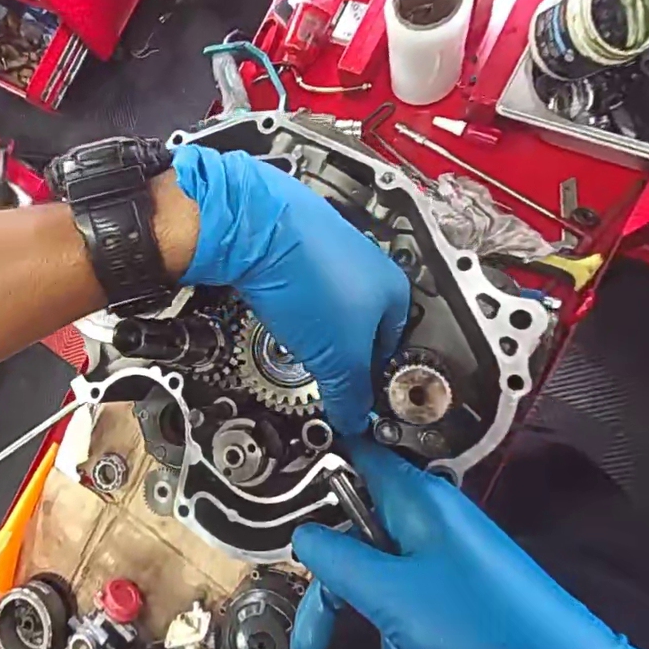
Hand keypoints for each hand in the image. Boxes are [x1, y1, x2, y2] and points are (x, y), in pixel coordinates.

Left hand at [171, 145, 409, 434]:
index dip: (371, 378)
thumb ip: (351, 394)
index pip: (392, 350)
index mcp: (393, 291)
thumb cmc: (306, 274)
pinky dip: (294, 306)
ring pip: (330, 308)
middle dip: (341, 354)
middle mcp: (370, 267)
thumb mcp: (338, 355)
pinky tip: (280, 311)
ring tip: (298, 341)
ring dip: (316, 330)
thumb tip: (354, 422)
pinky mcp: (301, 247)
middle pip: (360, 329)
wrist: (255, 226)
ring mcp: (335, 253)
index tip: (354, 396)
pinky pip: (303, 288)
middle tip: (323, 371)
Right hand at [289, 437, 648, 648]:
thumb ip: (341, 562)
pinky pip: (414, 612)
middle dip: (342, 595)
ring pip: (384, 584)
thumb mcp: (397, 600)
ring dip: (388, 634)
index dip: (317, 472)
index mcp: (421, 499)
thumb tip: (302, 534)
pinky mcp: (460, 595)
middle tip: (313, 645)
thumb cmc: (483, 634)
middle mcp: (434, 519)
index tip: (277, 502)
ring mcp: (448, 558)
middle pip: (361, 535)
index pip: (358, 458)